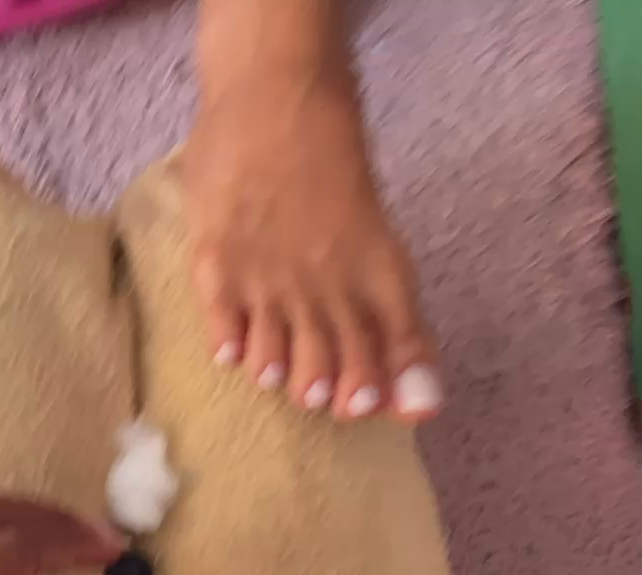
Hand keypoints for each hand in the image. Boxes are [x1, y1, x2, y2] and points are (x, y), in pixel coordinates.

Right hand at [185, 65, 443, 421]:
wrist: (274, 98)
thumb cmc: (331, 169)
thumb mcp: (378, 241)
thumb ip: (393, 323)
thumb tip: (423, 405)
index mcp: (374, 270)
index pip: (384, 352)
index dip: (376, 389)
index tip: (363, 408)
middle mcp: (323, 281)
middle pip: (326, 365)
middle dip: (325, 388)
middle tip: (316, 393)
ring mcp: (266, 276)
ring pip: (273, 358)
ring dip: (276, 371)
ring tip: (273, 371)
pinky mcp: (218, 266)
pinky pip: (224, 328)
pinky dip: (231, 347)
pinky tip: (233, 348)